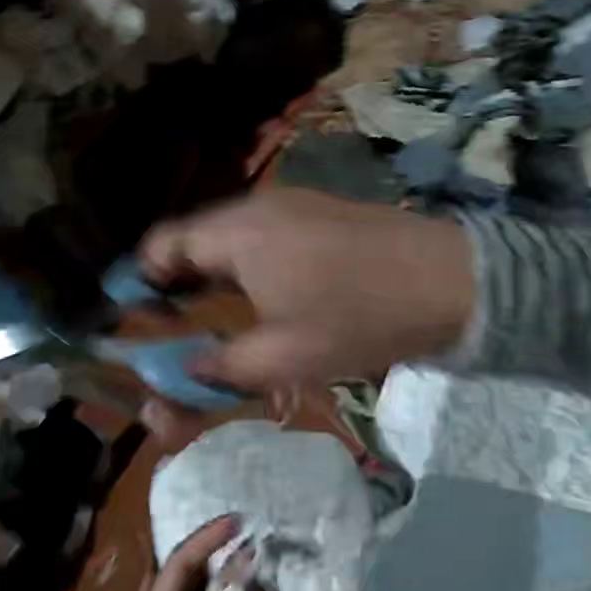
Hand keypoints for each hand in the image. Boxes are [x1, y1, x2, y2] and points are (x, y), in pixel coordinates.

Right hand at [139, 190, 473, 389]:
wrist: (449, 280)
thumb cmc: (359, 317)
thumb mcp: (283, 358)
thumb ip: (217, 371)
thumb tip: (171, 385)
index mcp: (237, 233)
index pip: (161, 246)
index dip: (140, 286)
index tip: (140, 327)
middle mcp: (257, 207)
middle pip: (194, 241)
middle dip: (177, 287)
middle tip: (177, 333)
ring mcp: (293, 204)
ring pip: (231, 239)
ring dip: (215, 277)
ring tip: (222, 323)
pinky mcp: (321, 212)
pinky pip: (264, 235)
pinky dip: (249, 265)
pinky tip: (268, 298)